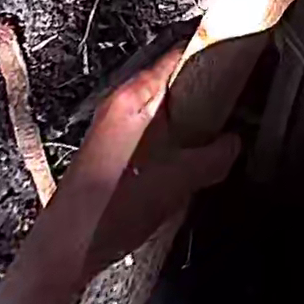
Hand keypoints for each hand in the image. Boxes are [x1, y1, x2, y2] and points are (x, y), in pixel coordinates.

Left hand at [61, 45, 241, 274]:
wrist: (67, 249)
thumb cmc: (114, 205)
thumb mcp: (179, 179)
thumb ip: (215, 156)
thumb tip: (234, 144)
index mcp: (135, 96)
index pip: (179, 55)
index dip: (210, 53)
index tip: (236, 58)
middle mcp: (122, 102)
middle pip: (173, 80)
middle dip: (204, 90)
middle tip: (233, 100)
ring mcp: (115, 124)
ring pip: (164, 106)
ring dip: (189, 115)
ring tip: (216, 130)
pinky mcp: (113, 147)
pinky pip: (153, 127)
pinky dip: (174, 133)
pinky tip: (189, 156)